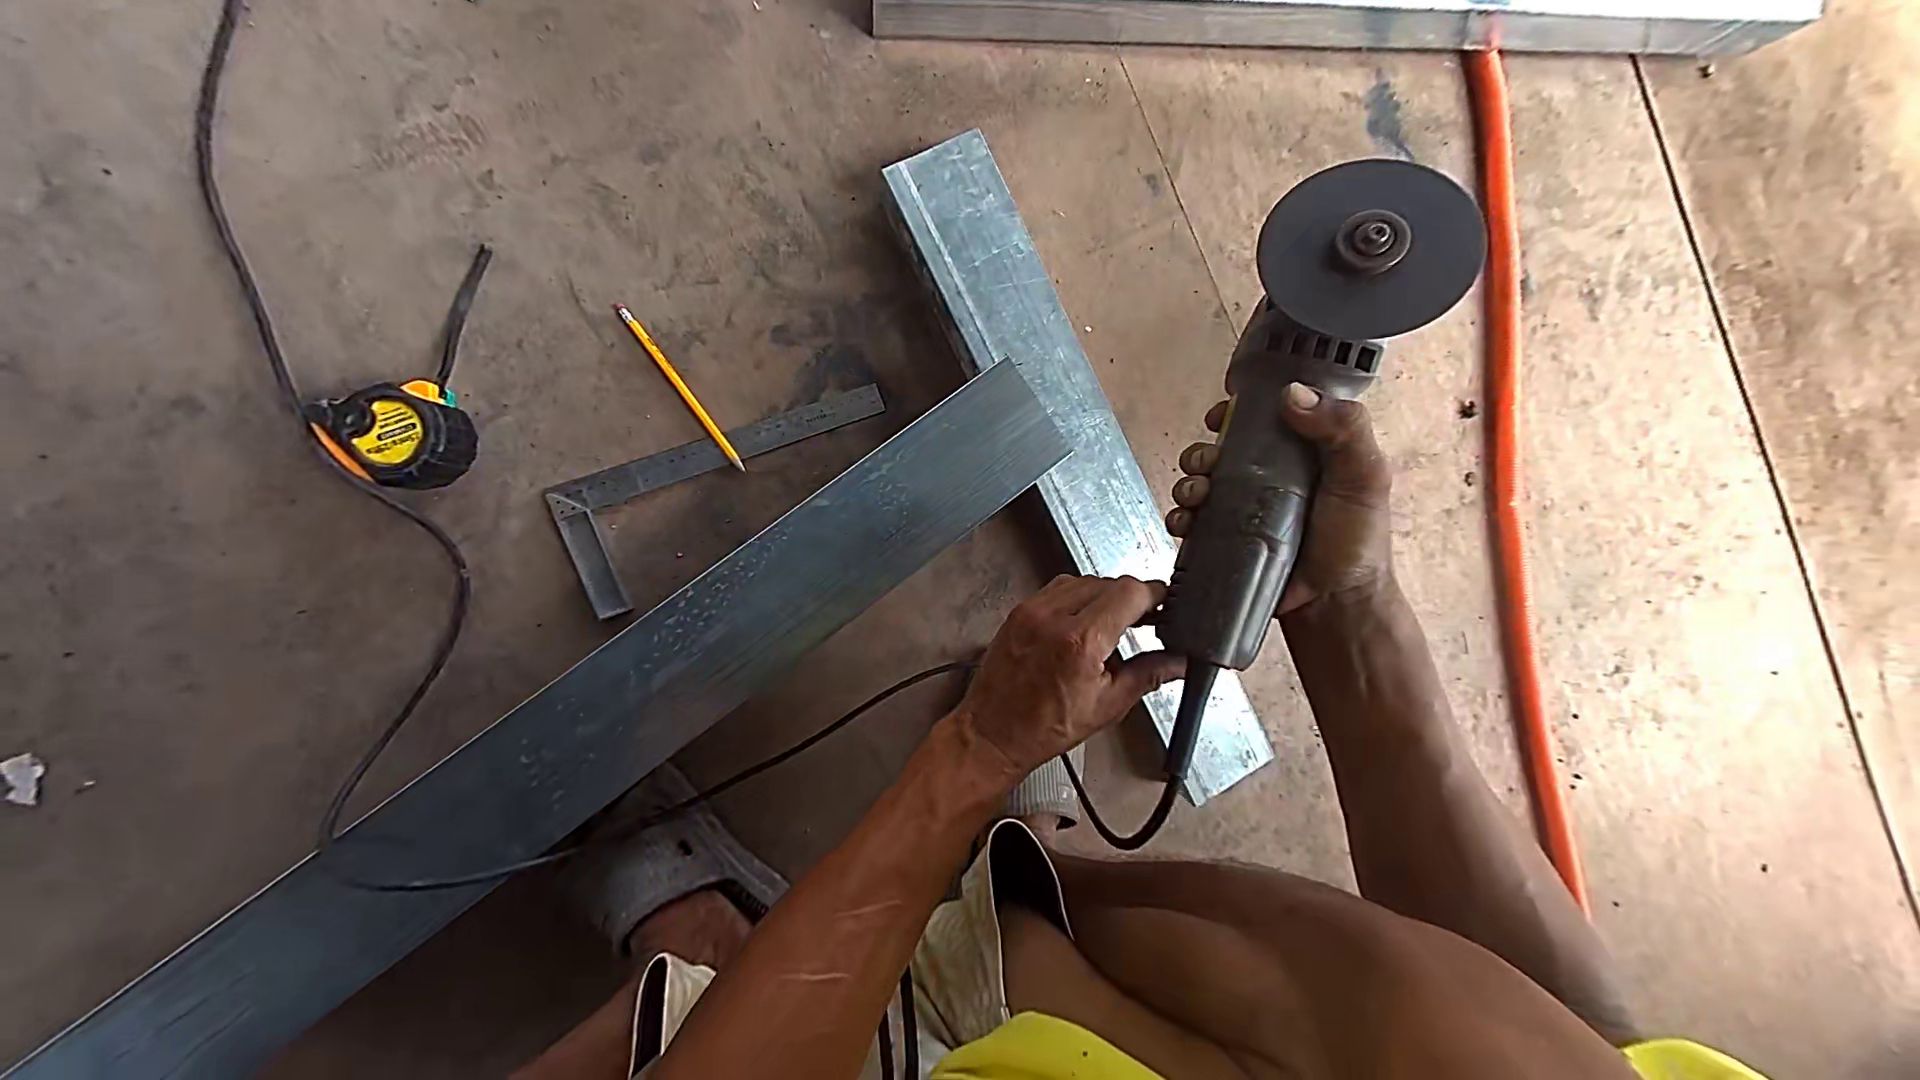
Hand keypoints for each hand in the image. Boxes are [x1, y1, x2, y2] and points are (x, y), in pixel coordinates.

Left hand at [951, 575, 1184, 782]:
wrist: (993, 731)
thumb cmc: (1042, 727)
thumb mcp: (1108, 705)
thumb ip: (1149, 674)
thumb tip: (1179, 661)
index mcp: (1080, 641)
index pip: (1129, 592)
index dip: (1154, 595)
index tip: (1163, 603)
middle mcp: (1053, 618)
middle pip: (1109, 583)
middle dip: (1131, 599)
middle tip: (1143, 621)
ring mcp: (1032, 610)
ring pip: (1083, 580)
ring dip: (1104, 595)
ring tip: (1111, 624)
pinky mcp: (1019, 611)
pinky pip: (1057, 588)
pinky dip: (1077, 597)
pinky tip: (1082, 621)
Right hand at [1165, 382, 1392, 616]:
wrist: (1334, 603)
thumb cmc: (1356, 541)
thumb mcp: (1364, 476)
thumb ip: (1343, 428)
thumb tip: (1293, 394)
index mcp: (1296, 454)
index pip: (1258, 421)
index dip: (1235, 413)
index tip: (1224, 414)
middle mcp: (1262, 479)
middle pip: (1217, 451)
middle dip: (1201, 451)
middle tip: (1207, 462)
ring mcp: (1238, 511)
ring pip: (1197, 483)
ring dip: (1187, 482)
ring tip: (1196, 494)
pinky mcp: (1221, 540)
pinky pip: (1189, 521)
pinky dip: (1178, 517)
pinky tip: (1185, 521)